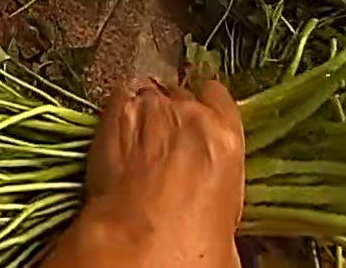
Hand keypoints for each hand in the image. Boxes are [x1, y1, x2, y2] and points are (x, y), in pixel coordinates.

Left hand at [45, 78, 244, 267]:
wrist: (135, 250)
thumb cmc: (186, 251)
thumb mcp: (227, 229)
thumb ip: (222, 192)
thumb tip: (214, 204)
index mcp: (223, 139)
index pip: (219, 97)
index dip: (208, 109)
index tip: (200, 126)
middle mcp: (188, 112)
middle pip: (182, 96)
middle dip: (175, 117)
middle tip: (167, 150)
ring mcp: (149, 107)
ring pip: (150, 95)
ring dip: (147, 114)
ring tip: (139, 143)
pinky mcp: (117, 111)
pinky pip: (122, 96)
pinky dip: (121, 111)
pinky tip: (119, 133)